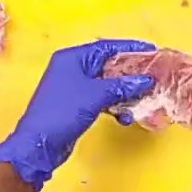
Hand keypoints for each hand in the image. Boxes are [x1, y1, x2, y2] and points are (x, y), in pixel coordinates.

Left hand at [0, 39, 155, 188]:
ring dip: (124, 93)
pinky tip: (124, 117)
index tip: (151, 50)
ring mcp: (74, 88)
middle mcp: (73, 69)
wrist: (40, 144)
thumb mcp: (95, 95)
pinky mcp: (77, 106)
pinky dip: (114, 106)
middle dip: (130, 73)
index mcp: (73, 58)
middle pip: (108, 65)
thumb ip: (121, 86)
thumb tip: (145, 80)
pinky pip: (102, 100)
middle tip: (152, 76)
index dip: (130, 48)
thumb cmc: (62, 112)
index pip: (107, 47)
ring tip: (142, 100)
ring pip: (107, 85)